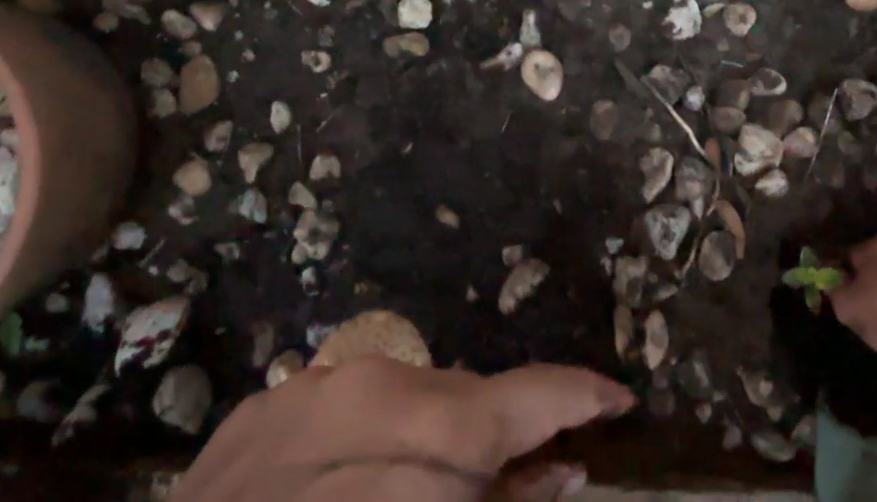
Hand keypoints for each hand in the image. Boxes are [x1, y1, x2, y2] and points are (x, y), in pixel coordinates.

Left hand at [171, 355, 633, 501]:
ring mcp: (304, 390)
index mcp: (426, 429)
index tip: (619, 402)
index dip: (582, 397)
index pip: (529, 396)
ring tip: (421, 484)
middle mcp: (368, 385)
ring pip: (402, 394)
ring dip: (428, 433)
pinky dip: (363, 438)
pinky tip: (347, 481)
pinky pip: (338, 404)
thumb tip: (562, 467)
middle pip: (465, 397)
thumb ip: (510, 498)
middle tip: (511, 477)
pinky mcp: (258, 407)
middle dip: (496, 432)